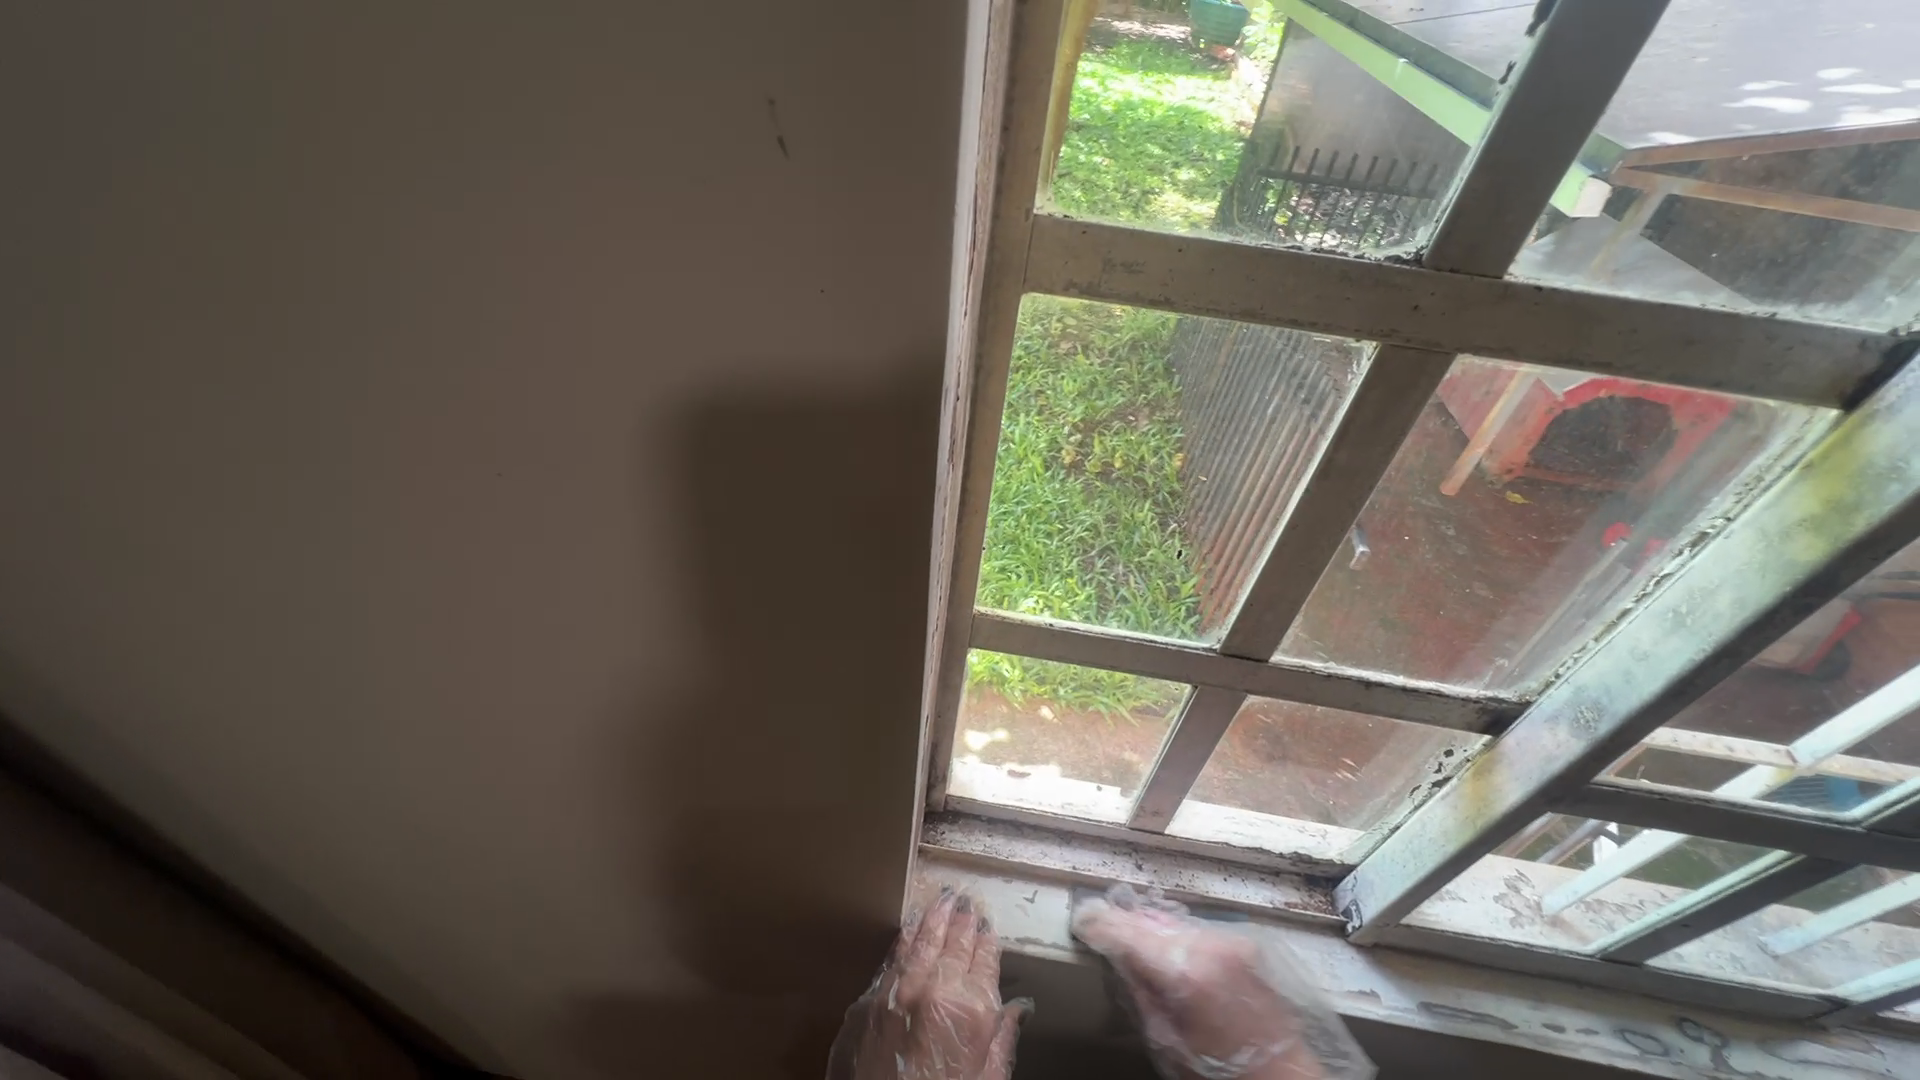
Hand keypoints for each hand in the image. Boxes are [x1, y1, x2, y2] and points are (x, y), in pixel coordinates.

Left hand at [842, 888, 1024, 1079]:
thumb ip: (1001, 1043)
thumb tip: (1018, 1011)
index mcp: (971, 1011)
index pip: (985, 960)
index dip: (987, 941)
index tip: (988, 925)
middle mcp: (935, 988)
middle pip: (954, 943)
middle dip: (962, 921)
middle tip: (966, 900)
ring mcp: (898, 989)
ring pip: (921, 939)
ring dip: (933, 917)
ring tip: (943, 899)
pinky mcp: (869, 998)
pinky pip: (893, 956)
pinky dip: (906, 937)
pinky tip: (912, 926)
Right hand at [1072, 891, 1328, 1079]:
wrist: (1281, 1076)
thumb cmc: (1219, 1069)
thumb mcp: (1164, 1038)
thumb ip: (1139, 989)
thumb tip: (1117, 954)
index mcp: (1184, 972)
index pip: (1127, 932)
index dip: (1099, 922)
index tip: (1081, 918)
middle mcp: (1208, 945)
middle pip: (1149, 920)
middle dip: (1123, 922)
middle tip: (1098, 922)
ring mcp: (1229, 940)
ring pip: (1172, 920)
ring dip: (1149, 925)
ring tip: (1127, 931)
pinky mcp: (1242, 942)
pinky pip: (1195, 928)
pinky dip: (1175, 932)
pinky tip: (1162, 942)